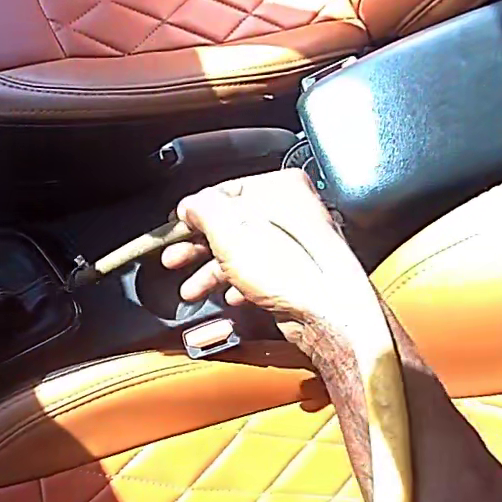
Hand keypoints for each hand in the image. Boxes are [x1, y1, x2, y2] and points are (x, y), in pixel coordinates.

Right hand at [160, 168, 363, 334]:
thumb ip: (202, 209)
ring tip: (192, 290)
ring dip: (210, 272)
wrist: (326, 313)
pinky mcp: (295, 274)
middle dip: (196, 246)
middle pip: (229, 224)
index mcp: (277, 188)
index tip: (175, 230)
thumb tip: (189, 205)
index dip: (193, 212)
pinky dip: (237, 284)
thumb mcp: (228, 229)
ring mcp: (294, 245)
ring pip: (240, 252)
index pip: (223, 191)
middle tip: (175, 259)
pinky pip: (257, 274)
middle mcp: (290, 211)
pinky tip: (228, 297)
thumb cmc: (288, 270)